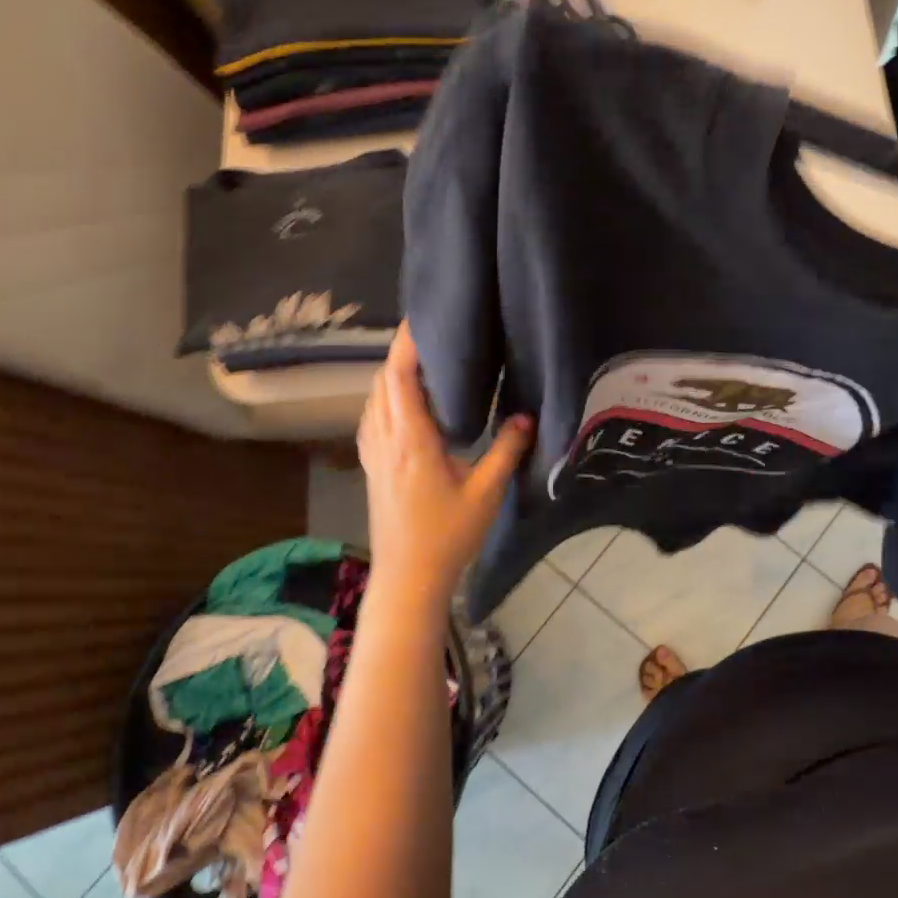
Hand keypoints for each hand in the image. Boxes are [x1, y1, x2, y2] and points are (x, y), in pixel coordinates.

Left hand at [357, 326, 533, 609]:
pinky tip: (401, 404)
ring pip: (374, 400)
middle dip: (401, 354)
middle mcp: (385, 440)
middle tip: (430, 335)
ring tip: (420, 362)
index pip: (401, 379)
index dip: (407, 346)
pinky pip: (372, 418)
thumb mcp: (486, 493)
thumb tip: (525, 416)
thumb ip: (506, 450)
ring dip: (391, 376)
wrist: (408, 577)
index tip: (421, 319)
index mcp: (412, 441)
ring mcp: (373, 454)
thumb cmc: (448, 535)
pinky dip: (384, 398)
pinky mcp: (372, 467)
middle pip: (383, 383)